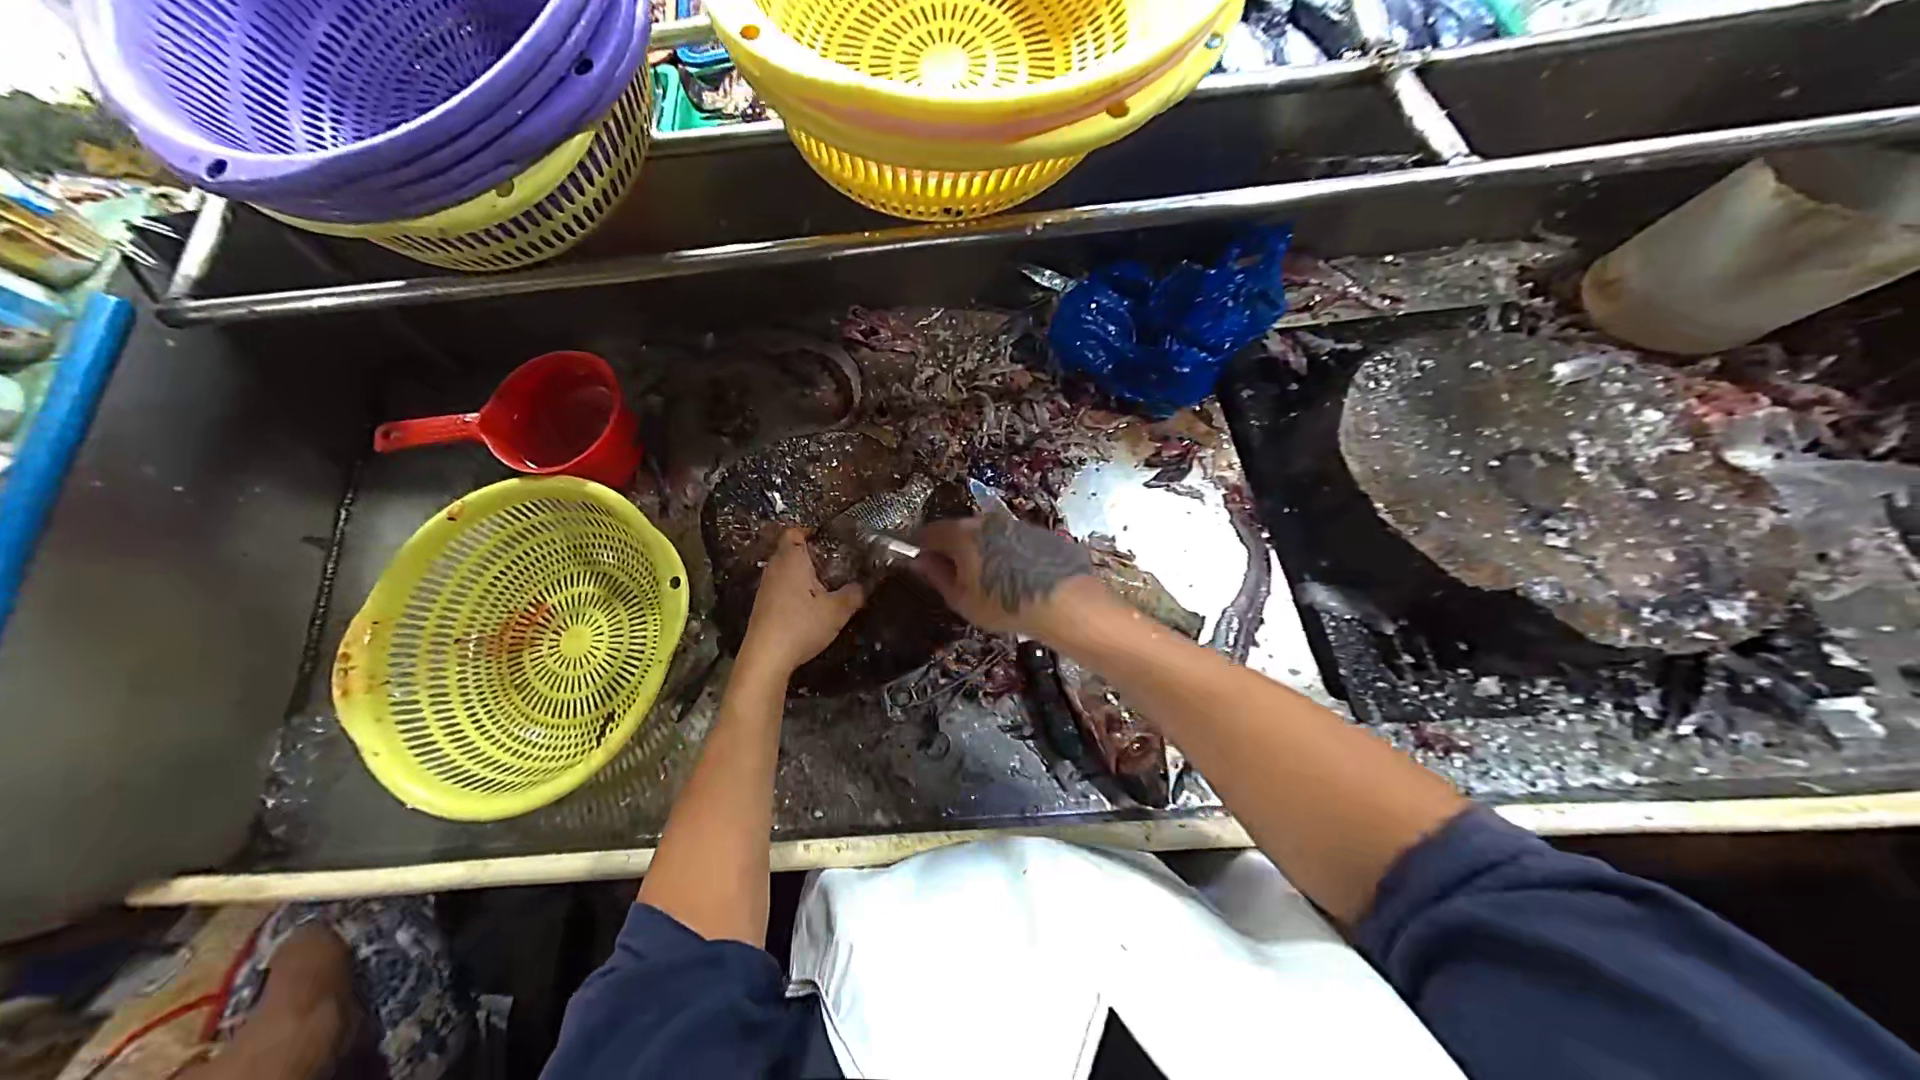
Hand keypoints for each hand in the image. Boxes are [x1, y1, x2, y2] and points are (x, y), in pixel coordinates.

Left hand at [739, 528, 866, 675]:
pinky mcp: (762, 606)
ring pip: (786, 571)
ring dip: (804, 576)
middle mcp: (775, 568)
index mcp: (791, 560)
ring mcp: (765, 588)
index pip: (795, 531)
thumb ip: (854, 594)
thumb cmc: (801, 625)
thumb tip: (866, 584)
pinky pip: (781, 588)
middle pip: (791, 551)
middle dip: (812, 556)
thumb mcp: (837, 611)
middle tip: (836, 565)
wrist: (766, 658)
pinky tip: (810, 608)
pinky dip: (795, 592)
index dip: (811, 531)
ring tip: (827, 587)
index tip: (830, 540)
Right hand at [913, 513, 1098, 637]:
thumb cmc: (1004, 604)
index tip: (922, 562)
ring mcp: (1017, 524)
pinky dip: (1009, 553)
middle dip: (953, 548)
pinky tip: (1018, 577)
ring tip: (990, 580)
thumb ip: (937, 576)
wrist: (1065, 602)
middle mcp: (987, 521)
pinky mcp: (1042, 533)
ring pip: (989, 534)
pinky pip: (1015, 540)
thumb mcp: (962, 599)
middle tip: (956, 576)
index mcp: (961, 534)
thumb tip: (921, 561)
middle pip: (960, 530)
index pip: (929, 532)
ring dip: (983, 550)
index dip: (921, 547)